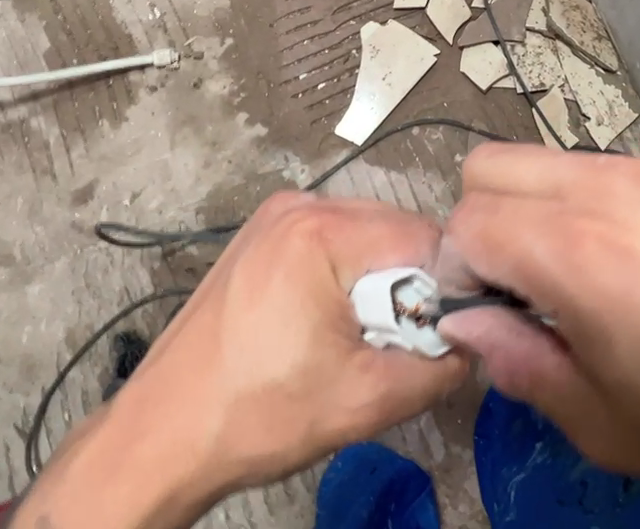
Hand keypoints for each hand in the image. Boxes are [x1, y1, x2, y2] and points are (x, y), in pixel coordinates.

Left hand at [15, 193, 467, 528]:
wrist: (165, 434)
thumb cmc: (254, 416)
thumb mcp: (367, 400)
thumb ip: (441, 364)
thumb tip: (474, 338)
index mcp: (321, 232)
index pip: (425, 238)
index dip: (447, 288)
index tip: (446, 332)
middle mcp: (300, 205)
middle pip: (396, 230)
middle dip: (411, 286)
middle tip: (400, 342)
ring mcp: (277, 215)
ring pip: (368, 235)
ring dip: (380, 282)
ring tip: (360, 337)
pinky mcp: (265, 234)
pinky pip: (334, 241)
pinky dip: (348, 276)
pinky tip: (330, 323)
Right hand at [436, 143, 639, 504]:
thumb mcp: (606, 422)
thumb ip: (517, 361)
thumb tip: (465, 321)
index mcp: (577, 252)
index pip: (465, 223)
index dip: (456, 274)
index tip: (486, 319)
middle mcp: (600, 189)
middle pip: (486, 167)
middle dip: (476, 226)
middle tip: (514, 293)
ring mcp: (638, 171)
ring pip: (532, 159)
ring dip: (520, 210)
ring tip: (561, 281)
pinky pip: (580, 168)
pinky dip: (563, 203)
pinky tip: (609, 264)